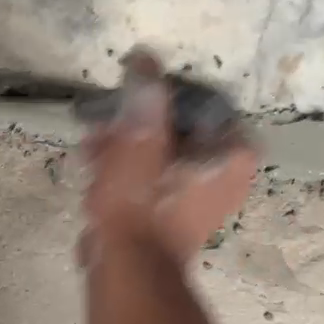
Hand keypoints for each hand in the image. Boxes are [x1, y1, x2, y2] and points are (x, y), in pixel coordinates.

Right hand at [82, 51, 257, 264]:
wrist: (128, 266)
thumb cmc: (139, 202)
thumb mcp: (139, 141)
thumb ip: (145, 98)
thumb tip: (146, 57)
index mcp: (234, 152)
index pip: (199, 102)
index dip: (158, 95)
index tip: (123, 97)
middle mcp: (228, 172)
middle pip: (177, 128)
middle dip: (133, 124)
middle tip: (97, 125)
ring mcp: (201, 195)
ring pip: (159, 153)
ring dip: (122, 146)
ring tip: (89, 151)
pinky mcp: (173, 213)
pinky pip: (151, 177)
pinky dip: (125, 170)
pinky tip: (94, 174)